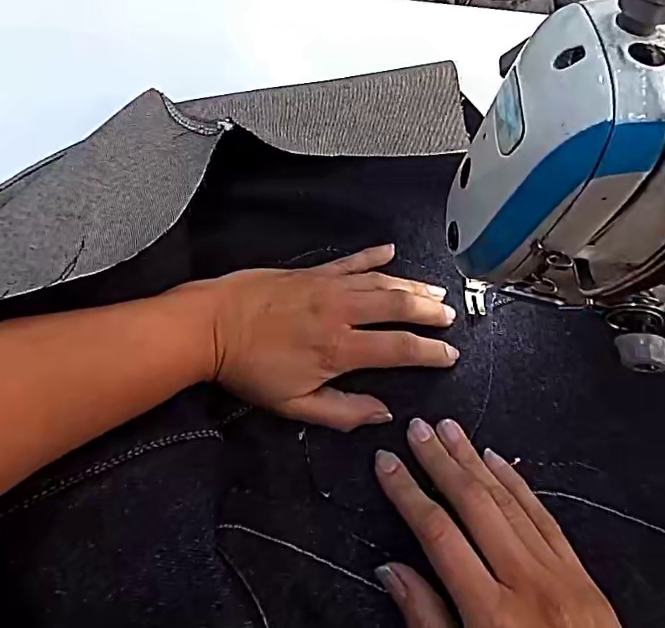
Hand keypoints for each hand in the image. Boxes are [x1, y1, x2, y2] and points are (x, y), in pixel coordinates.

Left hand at [183, 245, 458, 430]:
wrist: (214, 323)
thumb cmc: (252, 368)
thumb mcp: (294, 404)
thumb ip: (342, 411)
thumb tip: (383, 413)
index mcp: (340, 348)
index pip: (399, 348)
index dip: (429, 352)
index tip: (450, 354)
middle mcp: (343, 311)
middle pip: (398, 307)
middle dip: (429, 312)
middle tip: (450, 316)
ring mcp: (331, 286)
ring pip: (382, 282)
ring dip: (412, 286)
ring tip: (435, 292)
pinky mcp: (317, 272)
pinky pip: (353, 261)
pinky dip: (374, 255)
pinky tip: (391, 251)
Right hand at [374, 419, 620, 627]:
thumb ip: (428, 622)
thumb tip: (393, 572)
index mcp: (492, 617)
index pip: (438, 534)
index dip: (407, 493)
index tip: (387, 463)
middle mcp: (526, 584)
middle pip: (473, 504)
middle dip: (439, 461)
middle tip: (417, 428)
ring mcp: (557, 575)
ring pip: (507, 500)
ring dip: (474, 459)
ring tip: (448, 428)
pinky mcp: (581, 574)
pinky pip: (543, 515)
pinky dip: (516, 483)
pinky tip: (497, 459)